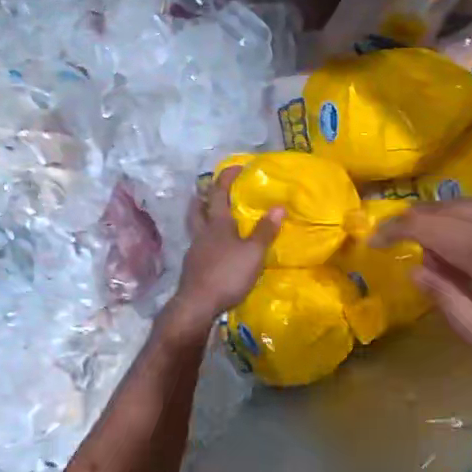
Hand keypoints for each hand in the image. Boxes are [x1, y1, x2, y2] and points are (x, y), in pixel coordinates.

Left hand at [164, 167, 282, 332]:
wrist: (197, 304)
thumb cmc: (227, 274)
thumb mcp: (253, 253)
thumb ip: (265, 231)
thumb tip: (279, 206)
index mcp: (217, 224)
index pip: (218, 193)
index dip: (226, 178)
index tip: (236, 167)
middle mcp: (202, 233)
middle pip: (197, 208)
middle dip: (203, 196)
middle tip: (210, 190)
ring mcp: (194, 250)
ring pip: (195, 227)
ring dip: (202, 218)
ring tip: (213, 218)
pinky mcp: (192, 267)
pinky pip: (198, 245)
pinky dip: (205, 240)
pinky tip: (214, 248)